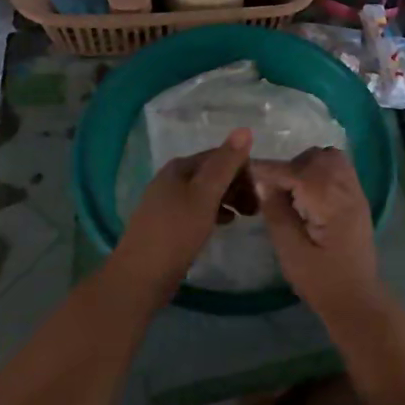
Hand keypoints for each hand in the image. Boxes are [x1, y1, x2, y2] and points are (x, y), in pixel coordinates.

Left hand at [112, 128, 252, 285]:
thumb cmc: (176, 232)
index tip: (262, 190)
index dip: (244, 168)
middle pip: (213, 173)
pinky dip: (216, 212)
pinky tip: (227, 224)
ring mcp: (168, 201)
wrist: (141, 276)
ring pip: (207, 192)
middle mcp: (172, 179)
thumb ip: (225, 164)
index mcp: (180, 167)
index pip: (219, 155)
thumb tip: (245, 129)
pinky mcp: (169, 223)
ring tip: (249, 216)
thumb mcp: (205, 195)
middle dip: (238, 185)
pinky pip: (199, 209)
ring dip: (230, 199)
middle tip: (258, 207)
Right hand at [253, 148, 381, 314]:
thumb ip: (276, 212)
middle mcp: (346, 190)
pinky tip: (308, 195)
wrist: (357, 299)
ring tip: (292, 191)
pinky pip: (339, 169)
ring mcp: (356, 193)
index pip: (295, 172)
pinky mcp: (357, 199)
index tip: (247, 171)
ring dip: (307, 166)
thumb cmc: (321, 281)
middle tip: (274, 190)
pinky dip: (320, 171)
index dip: (269, 170)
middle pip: (315, 157)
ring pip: (330, 158)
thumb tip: (262, 181)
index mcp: (330, 202)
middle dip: (290, 167)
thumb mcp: (290, 251)